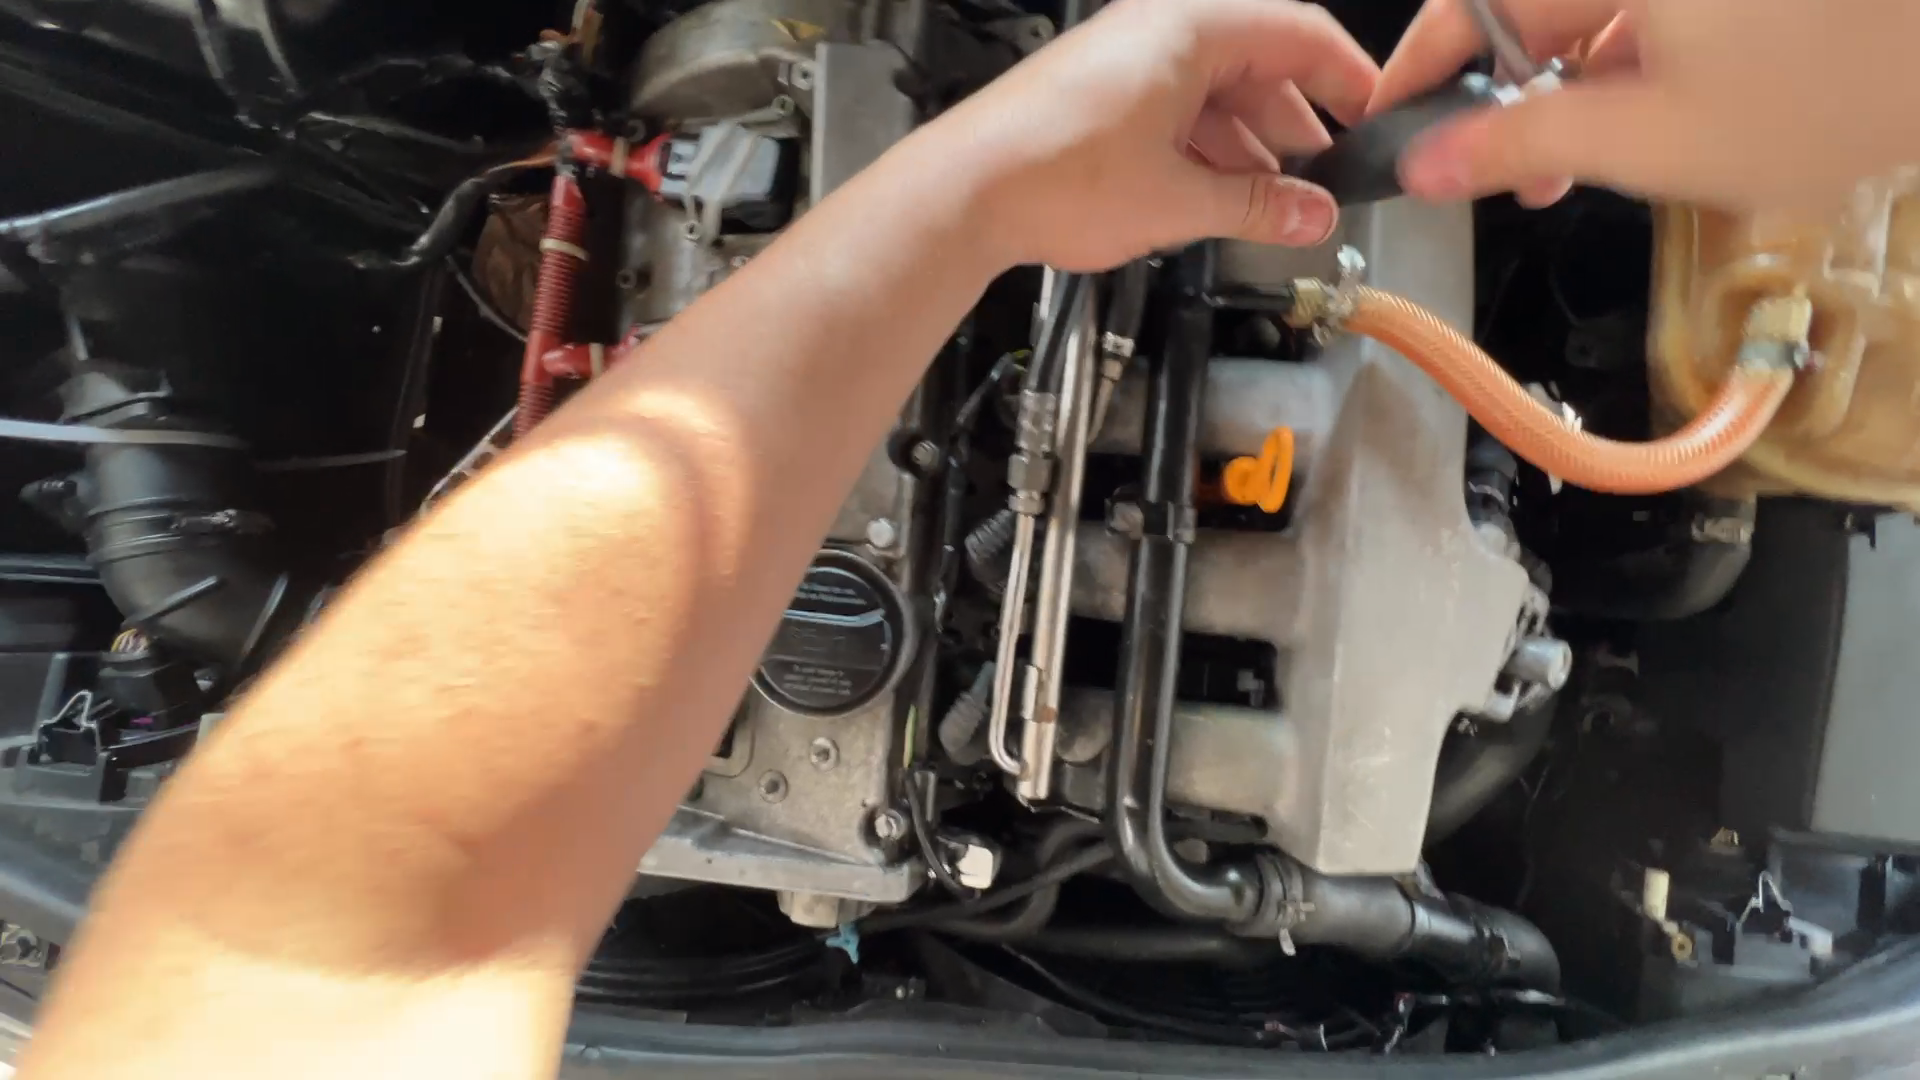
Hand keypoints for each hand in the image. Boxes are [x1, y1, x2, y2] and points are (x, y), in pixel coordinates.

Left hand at [921, 0, 1379, 271]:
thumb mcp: (1177, 199)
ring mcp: (1121, 66)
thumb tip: (1313, 216)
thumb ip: (1254, 205)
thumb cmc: (1062, 181)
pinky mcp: (1093, 102)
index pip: (1299, 33)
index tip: (1371, 117)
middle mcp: (1157, 32)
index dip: (1345, 78)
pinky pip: (1165, 117)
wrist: (965, 196)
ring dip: (1240, 149)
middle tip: (1315, 181)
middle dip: (1289, 128)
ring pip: (1206, 99)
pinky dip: (1194, 153)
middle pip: (1253, 68)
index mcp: (1193, 28)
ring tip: (1266, 201)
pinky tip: (1208, 194)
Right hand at [1372, 0, 1919, 210]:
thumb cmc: (1842, 90)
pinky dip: (1630, 61)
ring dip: (1568, 89)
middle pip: (1529, 11)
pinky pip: (1653, 11)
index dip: (1415, 70)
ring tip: (1579, 159)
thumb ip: (1518, 147)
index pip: (1471, 7)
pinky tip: (1648, 111)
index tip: (1385, 125)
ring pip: (1590, 17)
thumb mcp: (1652, 139)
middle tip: (1504, 171)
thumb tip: (1419, 167)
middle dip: (1502, 95)